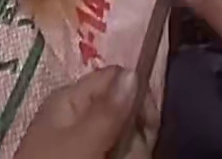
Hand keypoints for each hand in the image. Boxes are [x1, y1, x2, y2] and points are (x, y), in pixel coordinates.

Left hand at [12, 65, 155, 158]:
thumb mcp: (80, 144)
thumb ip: (108, 111)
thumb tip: (134, 72)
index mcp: (71, 98)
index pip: (116, 78)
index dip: (138, 97)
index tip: (150, 126)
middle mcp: (79, 116)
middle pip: (125, 112)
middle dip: (133, 137)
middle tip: (122, 158)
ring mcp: (84, 144)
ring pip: (125, 140)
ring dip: (130, 154)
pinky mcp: (89, 158)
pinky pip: (116, 155)